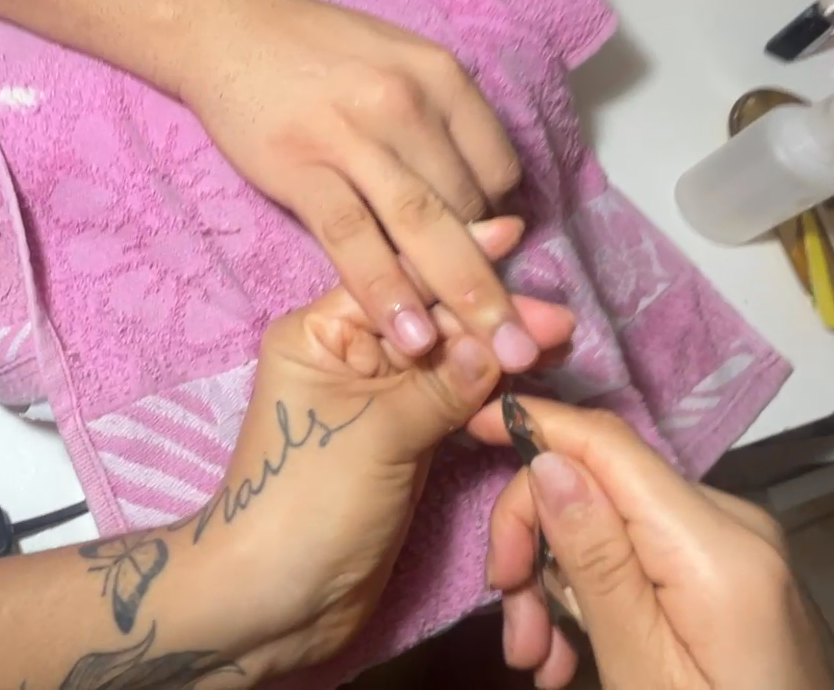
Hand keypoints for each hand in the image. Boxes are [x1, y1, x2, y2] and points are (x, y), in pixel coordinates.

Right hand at [179, 0, 532, 371]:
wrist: (226, 28)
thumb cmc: (311, 45)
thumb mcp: (393, 57)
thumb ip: (434, 114)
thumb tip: (465, 183)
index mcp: (440, 74)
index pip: (494, 166)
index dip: (498, 225)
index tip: (486, 263)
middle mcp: (406, 103)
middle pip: (466, 203)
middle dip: (498, 281)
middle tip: (529, 347)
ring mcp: (352, 135)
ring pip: (419, 225)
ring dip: (456, 296)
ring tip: (486, 355)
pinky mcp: (301, 167)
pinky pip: (352, 236)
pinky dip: (383, 287)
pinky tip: (405, 332)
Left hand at [194, 220, 574, 681]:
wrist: (275, 598)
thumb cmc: (306, 501)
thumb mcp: (376, 433)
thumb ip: (441, 385)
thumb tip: (504, 338)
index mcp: (320, 330)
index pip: (394, 281)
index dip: (452, 261)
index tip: (512, 236)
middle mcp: (347, 350)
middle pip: (427, 317)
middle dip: (488, 316)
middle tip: (558, 321)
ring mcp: (376, 393)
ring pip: (445, 358)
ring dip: (496, 351)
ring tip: (557, 341)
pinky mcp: (400, 432)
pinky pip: (450, 397)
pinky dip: (487, 388)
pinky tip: (528, 376)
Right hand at [468, 398, 833, 689]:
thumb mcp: (643, 676)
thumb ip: (597, 563)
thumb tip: (548, 459)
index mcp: (718, 548)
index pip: (608, 445)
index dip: (535, 423)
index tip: (469, 426)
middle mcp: (732, 524)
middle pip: (599, 483)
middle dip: (535, 537)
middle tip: (507, 616)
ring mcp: (733, 547)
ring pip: (607, 520)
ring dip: (556, 578)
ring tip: (536, 654)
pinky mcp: (726, 571)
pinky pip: (635, 550)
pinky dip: (593, 589)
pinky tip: (569, 648)